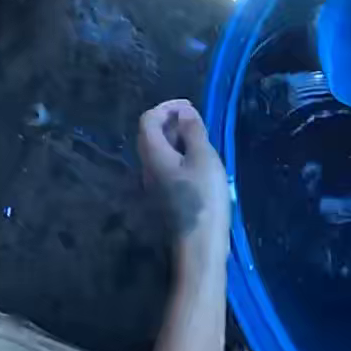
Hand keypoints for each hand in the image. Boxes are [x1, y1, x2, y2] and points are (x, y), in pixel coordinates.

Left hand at [136, 100, 230, 279]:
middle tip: (196, 118)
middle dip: (172, 120)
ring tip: (202, 136)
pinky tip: (200, 159)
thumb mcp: (203, 158)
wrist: (200, 244)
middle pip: (151, 133)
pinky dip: (180, 152)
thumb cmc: (203, 198)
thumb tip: (183, 112)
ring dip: (177, 137)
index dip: (166, 108)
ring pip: (160, 149)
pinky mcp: (165, 193)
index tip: (189, 106)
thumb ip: (192, 132)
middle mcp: (147, 165)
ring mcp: (155, 181)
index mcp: (153, 153)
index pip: (148, 120)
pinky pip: (167, 163)